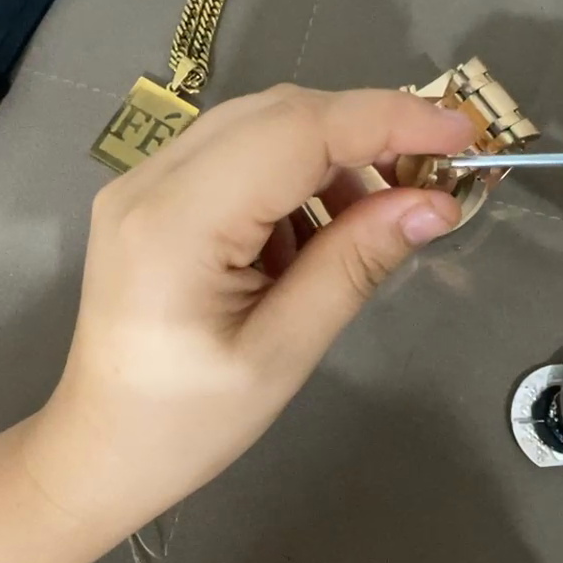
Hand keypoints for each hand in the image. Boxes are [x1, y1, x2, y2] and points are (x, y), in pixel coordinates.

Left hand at [24, 86, 475, 534]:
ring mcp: (140, 183)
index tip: (462, 133)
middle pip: (276, 114)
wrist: (100, 448)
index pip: (294, 131)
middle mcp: (148, 182)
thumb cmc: (187, 425)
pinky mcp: (147, 197)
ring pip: (258, 127)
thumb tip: (434, 203)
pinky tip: (312, 231)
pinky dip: (291, 177)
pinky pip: (235, 156)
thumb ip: (354, 265)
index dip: (386, 119)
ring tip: (370, 221)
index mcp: (175, 225)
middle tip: (430, 176)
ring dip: (329, 156)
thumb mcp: (283, 352)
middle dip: (365, 132)